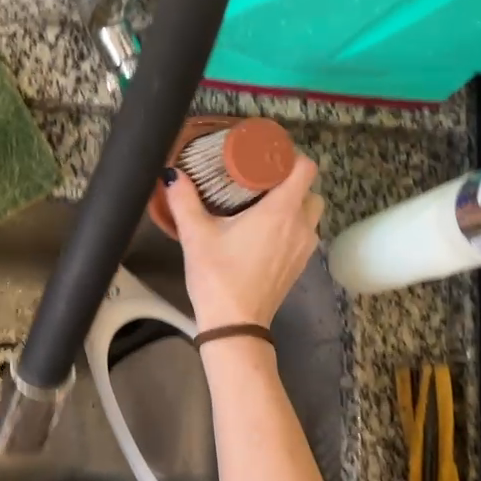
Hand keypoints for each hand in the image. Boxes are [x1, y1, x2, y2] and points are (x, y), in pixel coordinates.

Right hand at [163, 156, 324, 329]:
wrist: (234, 324)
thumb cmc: (218, 276)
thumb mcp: (195, 236)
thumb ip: (183, 202)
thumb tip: (171, 174)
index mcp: (281, 210)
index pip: (304, 167)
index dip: (289, 157)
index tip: (266, 160)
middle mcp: (301, 225)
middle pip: (309, 190)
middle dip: (289, 183)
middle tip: (260, 185)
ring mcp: (304, 248)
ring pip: (309, 214)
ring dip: (292, 207)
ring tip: (260, 209)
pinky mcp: (299, 266)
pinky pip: (302, 235)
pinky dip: (289, 228)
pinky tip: (261, 237)